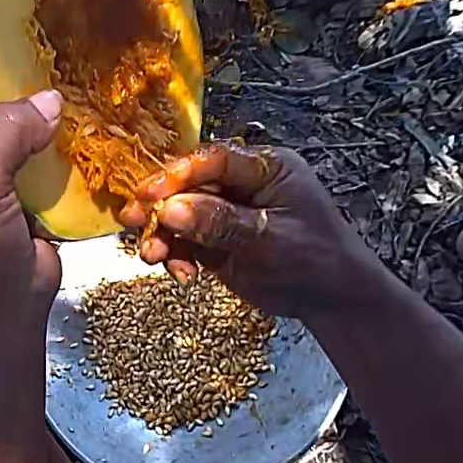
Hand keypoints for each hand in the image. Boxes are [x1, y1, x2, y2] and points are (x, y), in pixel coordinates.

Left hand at [0, 91, 63, 340]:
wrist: (7, 312)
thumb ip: (5, 131)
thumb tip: (51, 98)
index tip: (3, 51)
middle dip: (13, 101)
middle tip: (48, 67)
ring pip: (18, 146)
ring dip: (41, 128)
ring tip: (72, 93)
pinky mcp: (26, 208)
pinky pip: (43, 172)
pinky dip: (61, 157)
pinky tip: (83, 135)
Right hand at [119, 143, 372, 318]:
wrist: (332, 300)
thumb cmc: (314, 261)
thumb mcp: (269, 240)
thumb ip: (220, 223)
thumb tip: (169, 209)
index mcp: (266, 169)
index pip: (215, 161)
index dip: (178, 174)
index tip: (147, 194)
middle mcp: (243, 186)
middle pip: (191, 187)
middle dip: (160, 207)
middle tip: (130, 221)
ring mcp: (229, 213)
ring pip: (183, 215)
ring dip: (164, 236)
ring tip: (152, 257)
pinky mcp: (219, 241)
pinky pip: (187, 242)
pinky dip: (177, 256)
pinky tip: (180, 275)